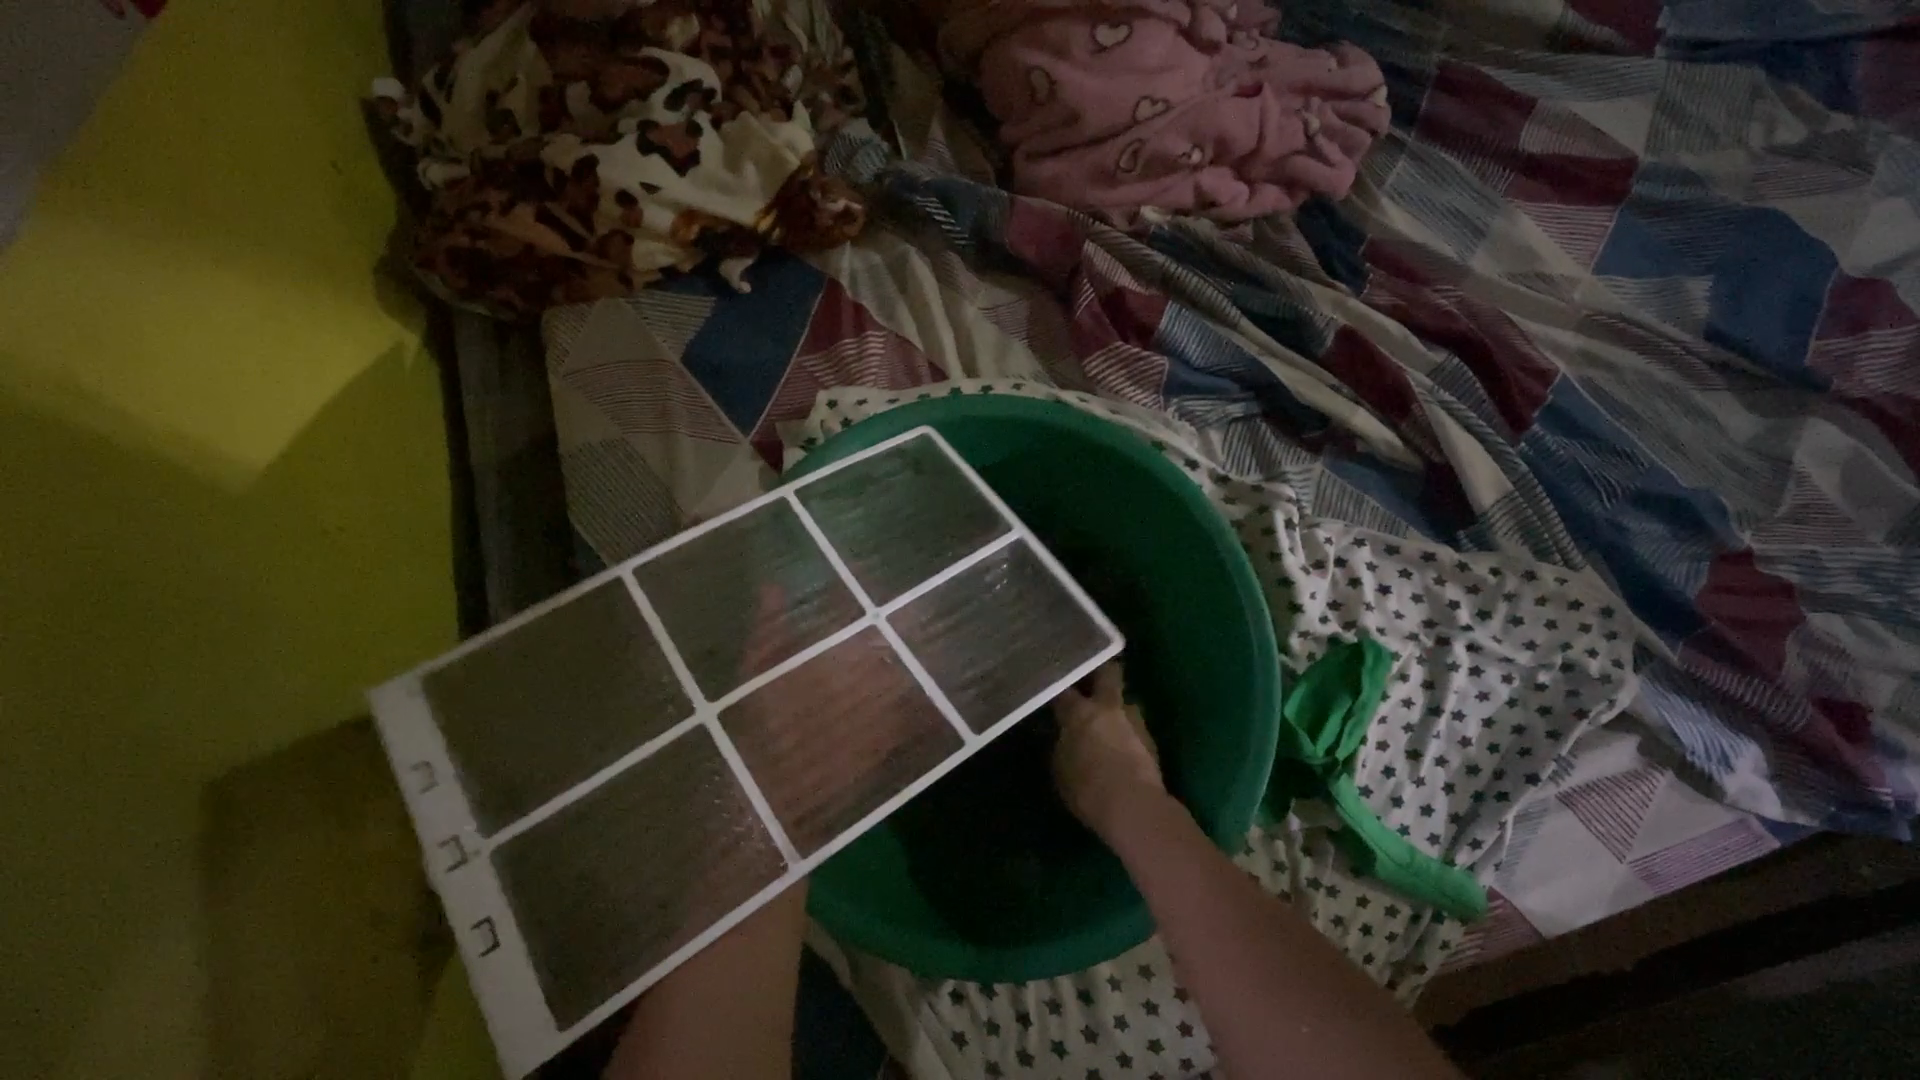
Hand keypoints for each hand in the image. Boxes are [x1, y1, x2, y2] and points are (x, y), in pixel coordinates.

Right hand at [1051, 662, 1164, 840]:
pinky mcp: (1152, 741)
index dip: (1057, 688)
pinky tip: (1120, 748)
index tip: (1053, 689)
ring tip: (1107, 724)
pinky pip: (1135, 728)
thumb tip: (1063, 736)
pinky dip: (1127, 733)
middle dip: (1099, 671)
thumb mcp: (1060, 769)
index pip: (1063, 689)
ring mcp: (1134, 721)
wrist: (1134, 806)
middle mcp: (1108, 708)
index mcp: (1079, 712)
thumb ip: (1062, 745)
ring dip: (1116, 709)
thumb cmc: (1087, 789)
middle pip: (1108, 673)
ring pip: (1125, 702)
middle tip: (1090, 678)